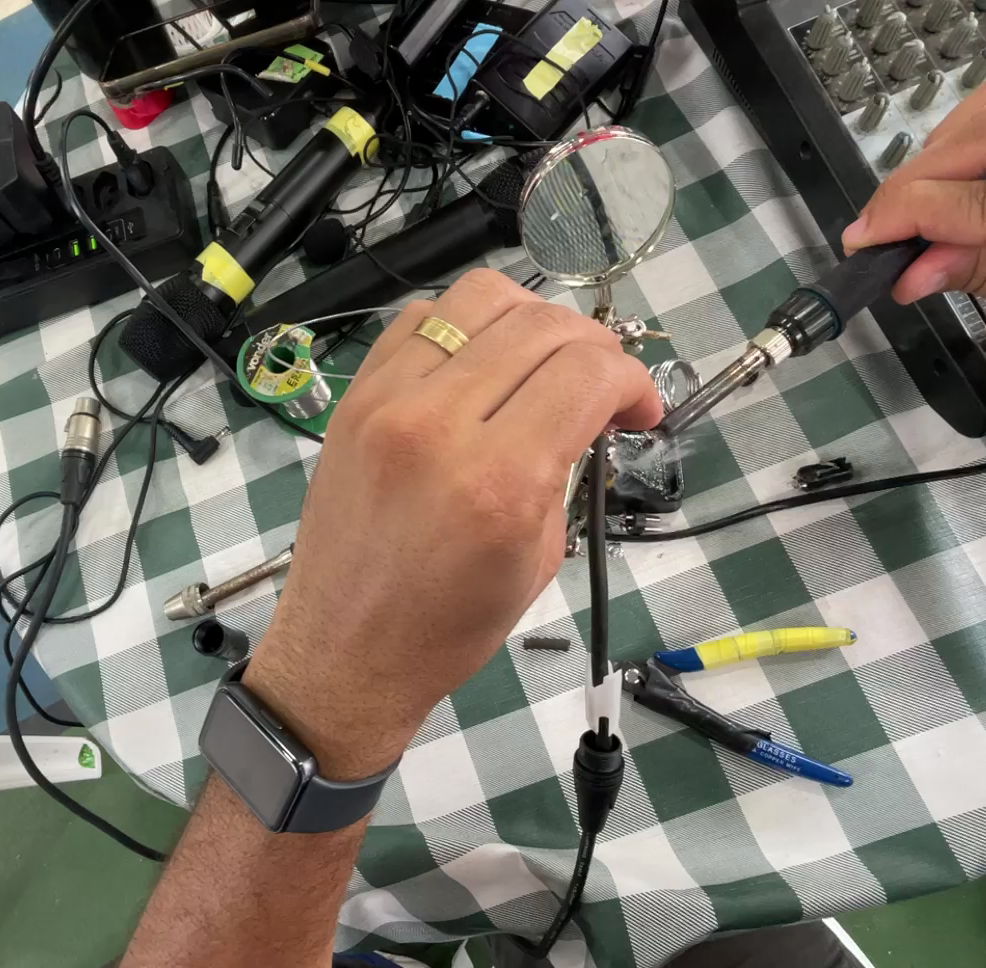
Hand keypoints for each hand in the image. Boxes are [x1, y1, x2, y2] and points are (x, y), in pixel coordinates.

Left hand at [244, 269, 663, 778]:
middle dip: (595, 346)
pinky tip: (477, 363)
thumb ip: (563, 468)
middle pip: (542, 326)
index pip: (588, 374)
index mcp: (499, 481)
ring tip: (542, 361)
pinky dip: (465, 327)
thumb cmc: (449, 630)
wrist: (346, 652)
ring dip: (532, 319)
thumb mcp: (538, 560)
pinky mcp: (353, 399)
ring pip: (479, 299)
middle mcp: (438, 424)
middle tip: (601, 385)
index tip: (639, 410)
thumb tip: (580, 410)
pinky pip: (419, 320)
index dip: (633, 380)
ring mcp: (385, 402)